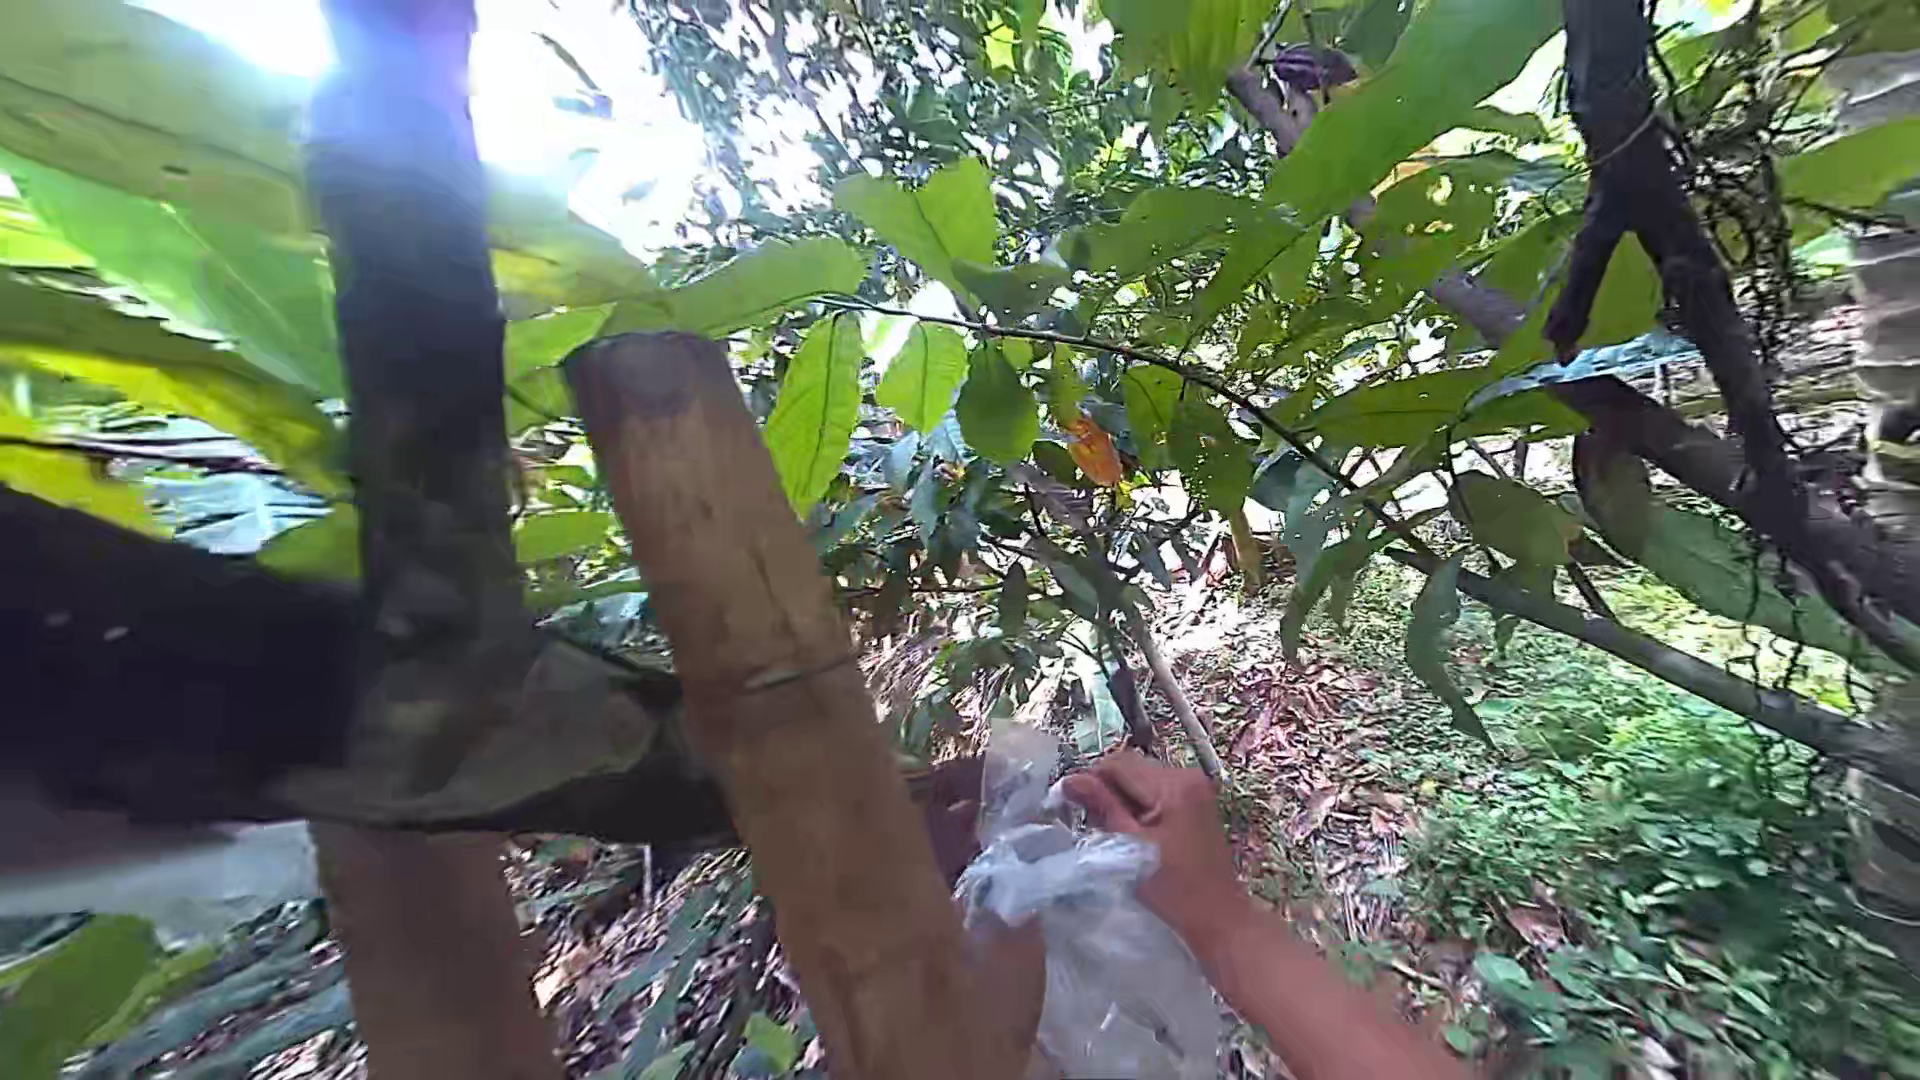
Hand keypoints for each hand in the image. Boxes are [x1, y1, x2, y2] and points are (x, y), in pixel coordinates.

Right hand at [1060, 752, 1247, 946]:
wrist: (1221, 920)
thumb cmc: (1174, 891)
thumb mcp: (1130, 847)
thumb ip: (1101, 806)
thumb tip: (1070, 780)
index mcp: (1172, 785)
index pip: (1117, 763)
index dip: (1092, 780)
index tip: (1078, 806)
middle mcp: (1185, 775)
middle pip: (1130, 766)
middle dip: (1108, 788)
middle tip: (1097, 821)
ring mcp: (1194, 784)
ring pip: (1140, 775)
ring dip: (1123, 795)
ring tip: (1118, 827)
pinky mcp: (1195, 796)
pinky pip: (1155, 786)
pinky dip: (1140, 801)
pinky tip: (1137, 828)